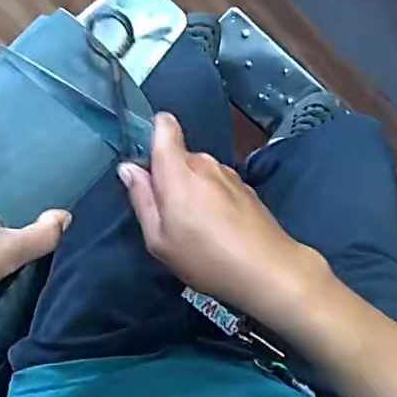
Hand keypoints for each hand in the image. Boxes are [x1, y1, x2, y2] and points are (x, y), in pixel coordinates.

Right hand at [118, 113, 330, 330]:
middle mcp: (204, 163)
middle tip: (169, 215)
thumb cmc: (205, 258)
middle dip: (169, 177)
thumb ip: (141, 199)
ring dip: (192, 190)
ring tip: (196, 227)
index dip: (153, 135)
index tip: (147, 164)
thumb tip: (128, 169)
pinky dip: (212, 199)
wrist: (268, 270)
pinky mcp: (245, 187)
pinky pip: (217, 184)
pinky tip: (218, 229)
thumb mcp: (158, 239)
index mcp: (178, 171)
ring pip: (198, 171)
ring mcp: (229, 174)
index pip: (165, 126)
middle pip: (179, 155)